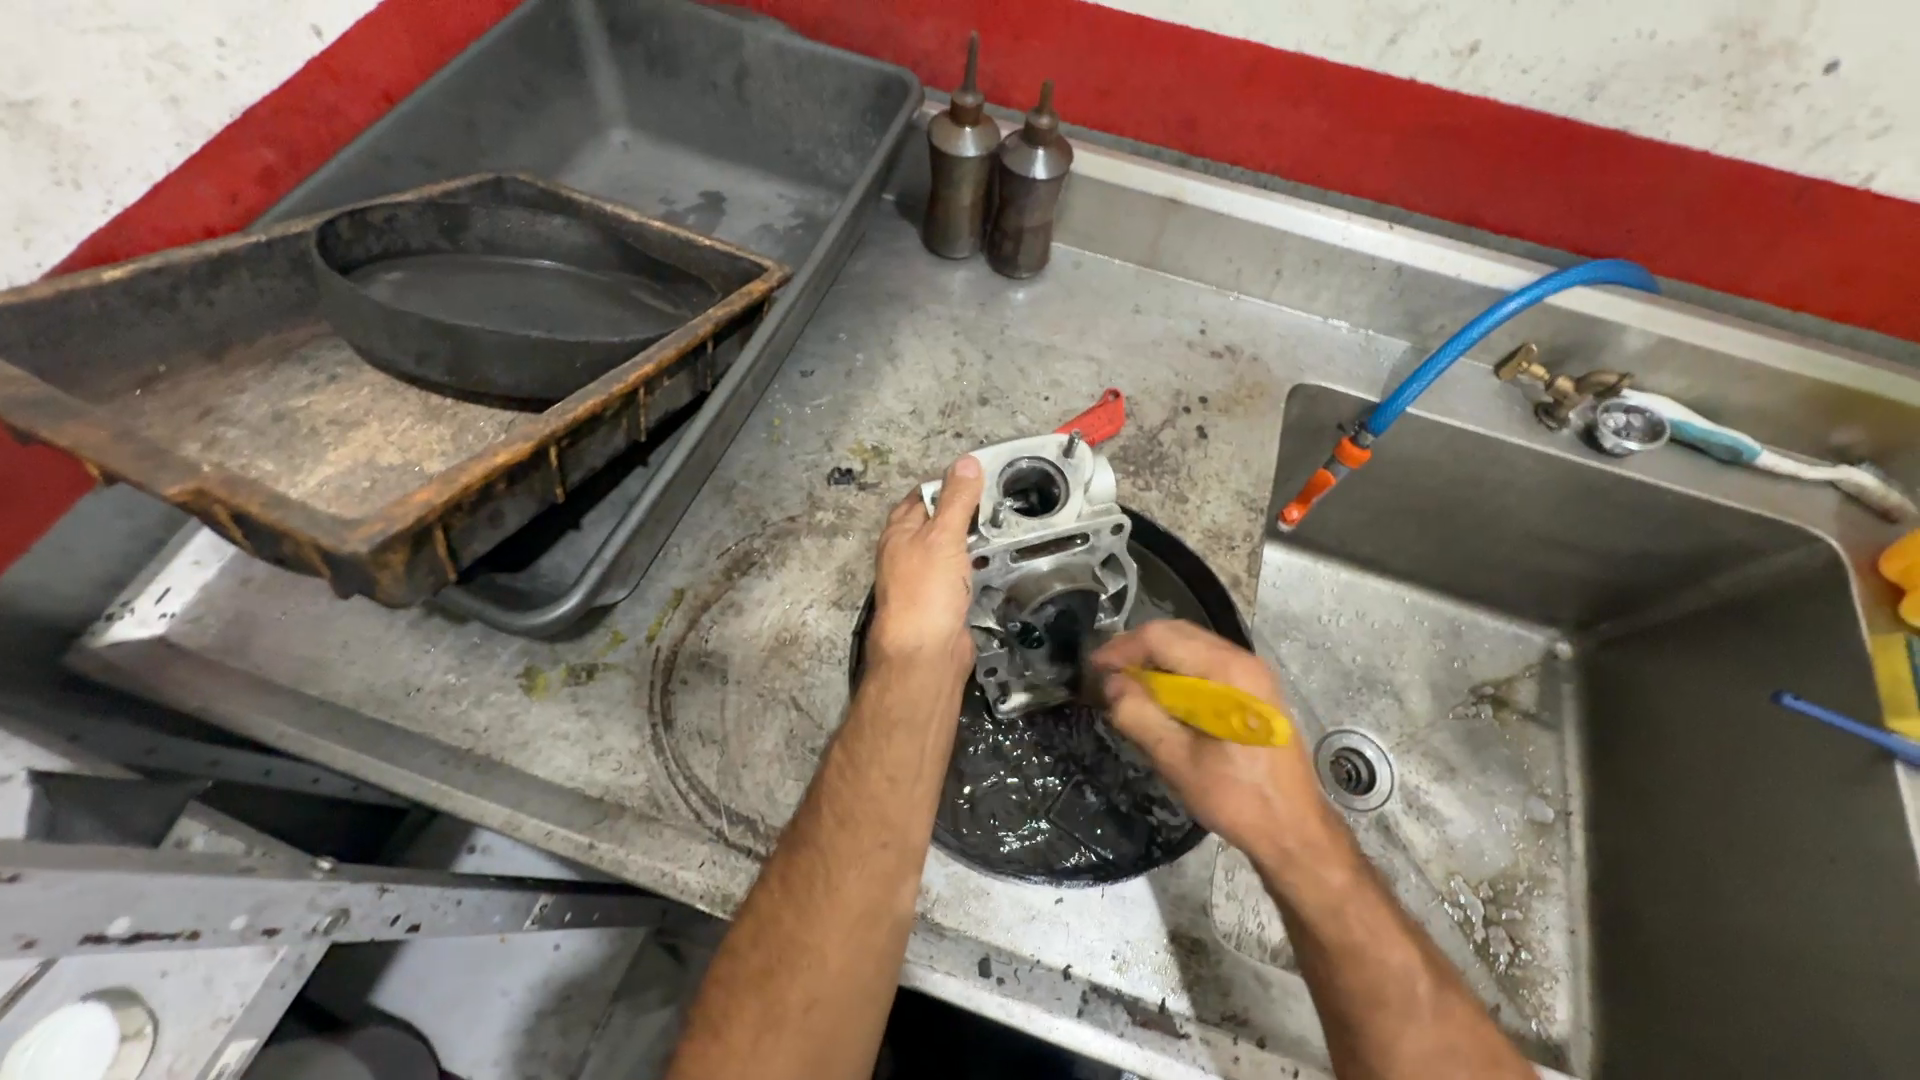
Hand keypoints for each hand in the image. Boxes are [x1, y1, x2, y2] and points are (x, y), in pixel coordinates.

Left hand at [868, 456, 984, 677]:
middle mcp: (907, 553)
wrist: (925, 653)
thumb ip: (956, 499)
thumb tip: (966, 462)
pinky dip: (977, 569)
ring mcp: (923, 580)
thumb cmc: (926, 591)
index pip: (924, 495)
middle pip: (938, 523)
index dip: (949, 484)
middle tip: (999, 506)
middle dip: (965, 514)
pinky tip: (996, 566)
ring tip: (1004, 531)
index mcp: (900, 532)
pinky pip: (961, 576)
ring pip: (952, 551)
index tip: (980, 479)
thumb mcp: (943, 536)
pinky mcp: (941, 602)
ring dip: (974, 543)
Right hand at [1092, 620, 1342, 863]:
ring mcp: (1251, 672)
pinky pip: (1202, 663)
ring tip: (1123, 687)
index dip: (1120, 649)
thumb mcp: (1178, 761)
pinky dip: (1173, 671)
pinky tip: (1156, 697)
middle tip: (1102, 678)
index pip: (1161, 637)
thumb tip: (1109, 683)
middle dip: (1133, 651)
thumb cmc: (1238, 798)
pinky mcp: (1251, 689)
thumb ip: (1139, 715)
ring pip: (1188, 646)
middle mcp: (1243, 660)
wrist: (1294, 829)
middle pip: (1175, 634)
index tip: (1091, 672)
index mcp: (1228, 672)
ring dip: (1152, 660)